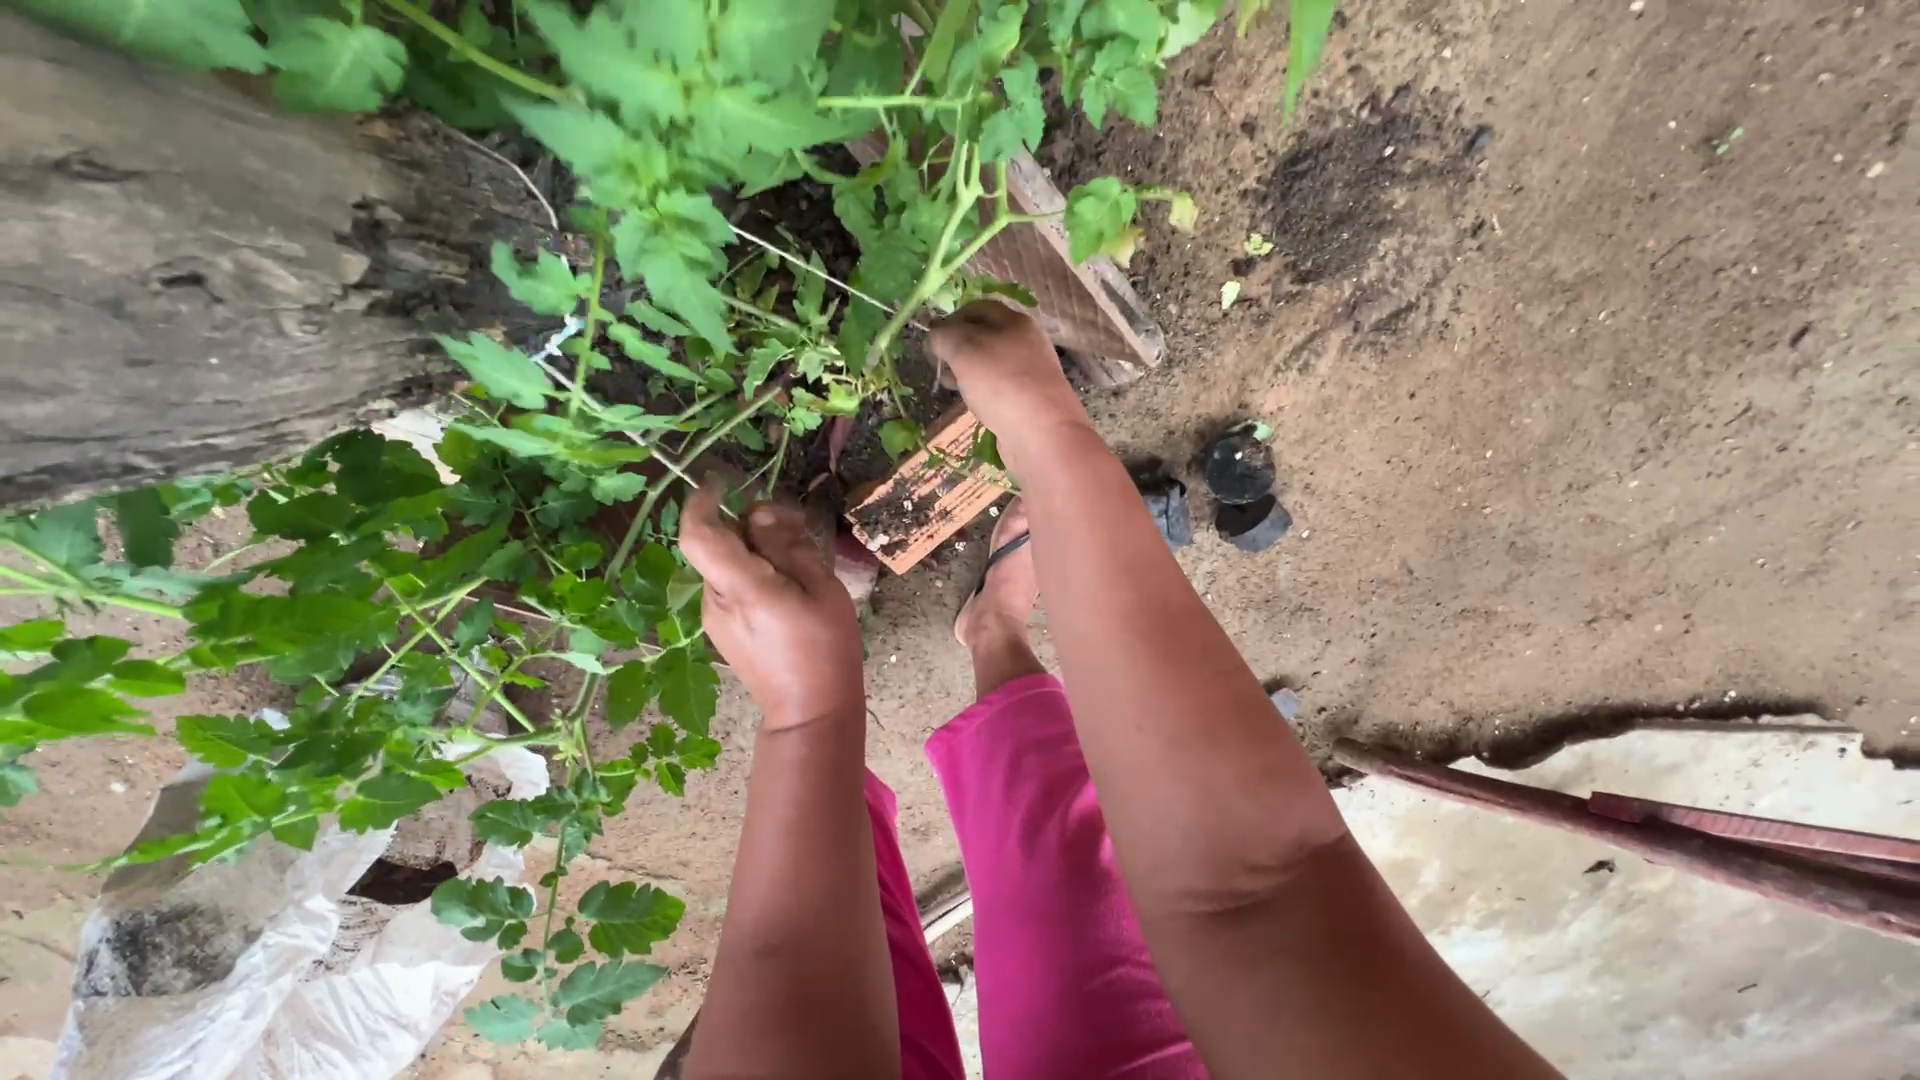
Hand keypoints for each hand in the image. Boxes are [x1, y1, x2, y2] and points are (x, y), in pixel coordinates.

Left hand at [678, 484, 863, 730]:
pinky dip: (750, 572)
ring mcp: (714, 618)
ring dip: (751, 550)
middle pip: (716, 545)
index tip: (723, 482)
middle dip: (747, 525)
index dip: (702, 501)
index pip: (698, 534)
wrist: (809, 711)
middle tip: (792, 525)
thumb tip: (761, 514)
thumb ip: (788, 546)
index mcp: (742, 588)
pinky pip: (729, 586)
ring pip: (723, 565)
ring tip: (796, 559)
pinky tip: (785, 587)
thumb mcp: (822, 589)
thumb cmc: (826, 649)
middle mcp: (716, 600)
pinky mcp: (722, 630)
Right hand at [929, 300, 1090, 448]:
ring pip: (990, 363)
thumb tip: (936, 337)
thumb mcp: (963, 349)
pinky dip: (982, 391)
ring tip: (952, 386)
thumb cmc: (1001, 383)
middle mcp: (1026, 342)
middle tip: (940, 366)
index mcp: (1014, 321)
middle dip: (957, 348)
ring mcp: (1030, 372)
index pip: (976, 308)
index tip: (932, 342)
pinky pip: (999, 386)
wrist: (1042, 433)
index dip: (950, 320)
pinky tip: (973, 404)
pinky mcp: (1029, 399)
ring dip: (967, 371)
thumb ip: (943, 336)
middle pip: (983, 336)